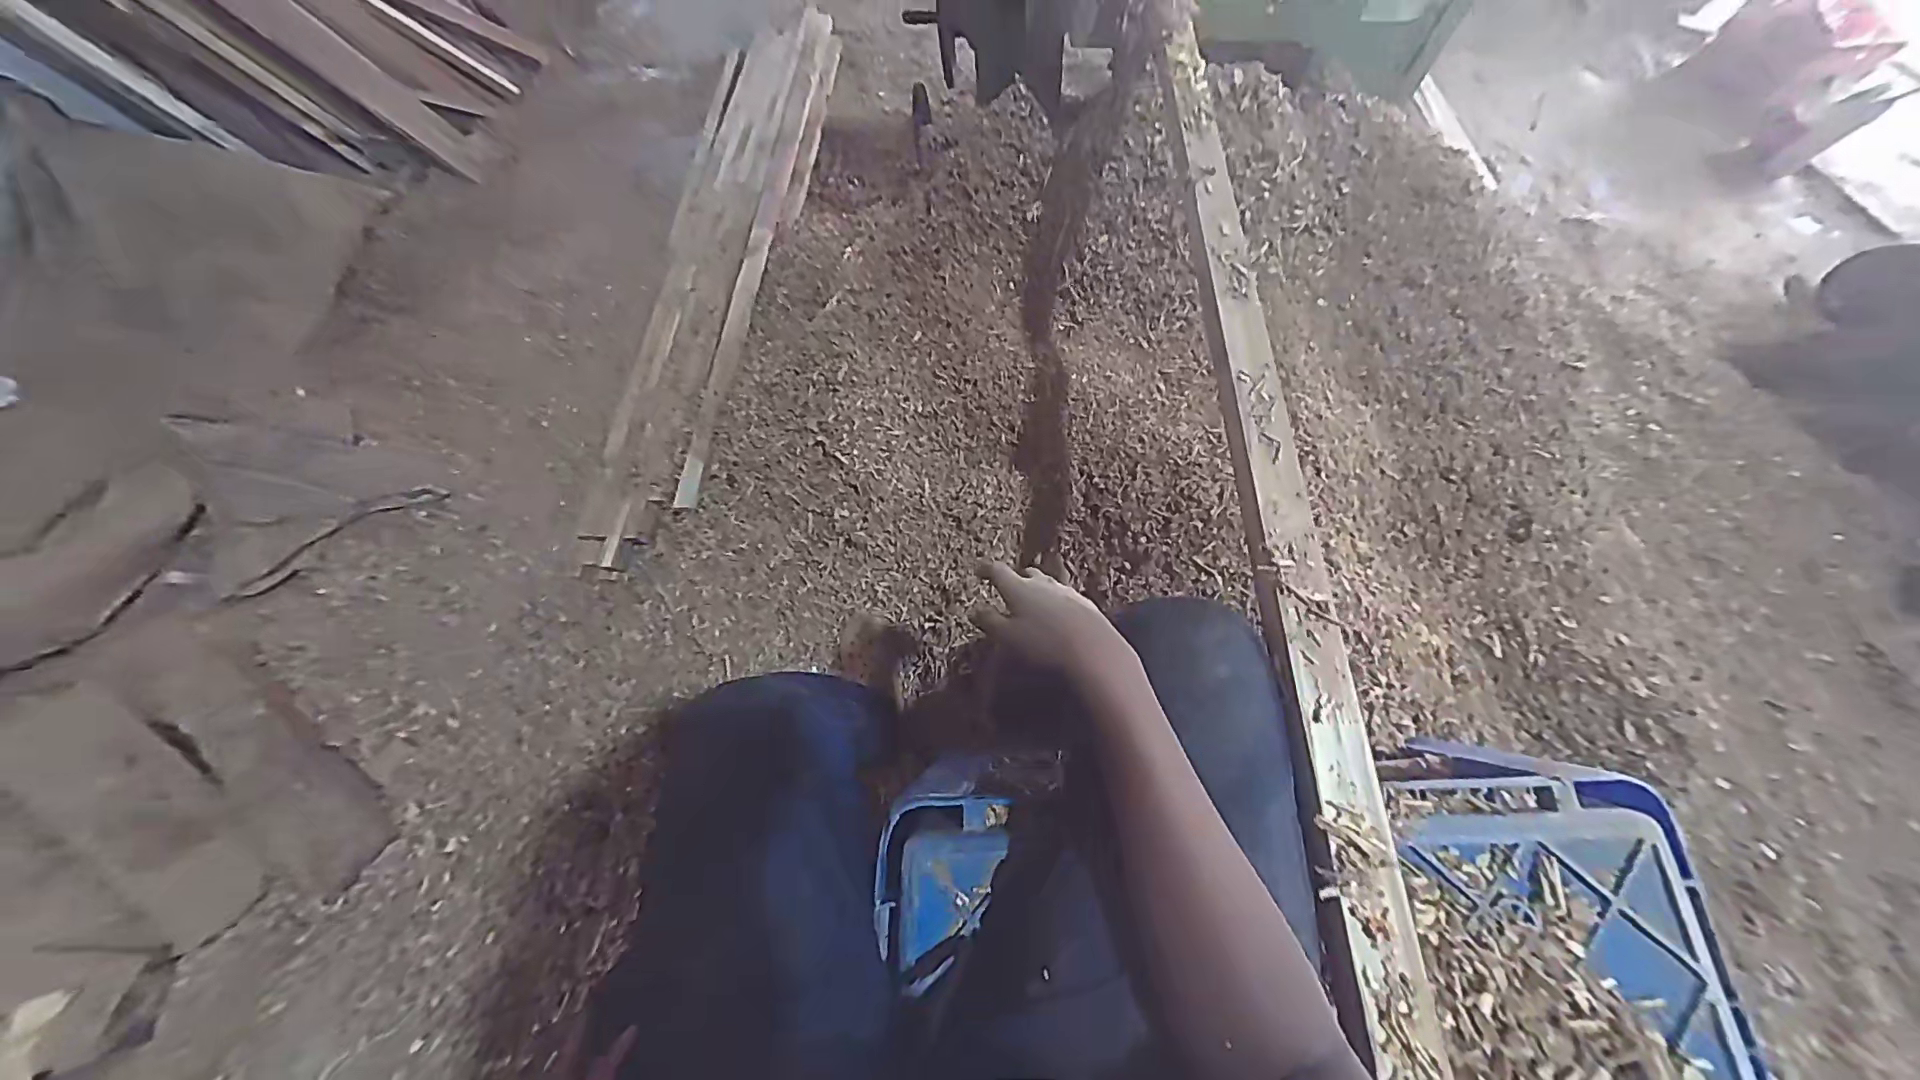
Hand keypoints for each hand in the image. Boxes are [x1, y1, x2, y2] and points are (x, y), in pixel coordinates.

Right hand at [970, 561, 1129, 683]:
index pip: (998, 571)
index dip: (986, 569)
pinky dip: (1054, 601)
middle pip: (1026, 574)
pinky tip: (1056, 614)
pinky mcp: (1083, 604)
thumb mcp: (1008, 636)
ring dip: (1037, 589)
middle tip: (1008, 587)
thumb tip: (974, 610)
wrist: (1093, 648)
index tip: (979, 570)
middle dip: (1015, 578)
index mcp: (1019, 588)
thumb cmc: (1043, 642)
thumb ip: (990, 621)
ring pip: (1047, 584)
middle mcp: (1042, 584)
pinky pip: (1063, 597)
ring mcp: (1065, 591)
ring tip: (1032, 601)